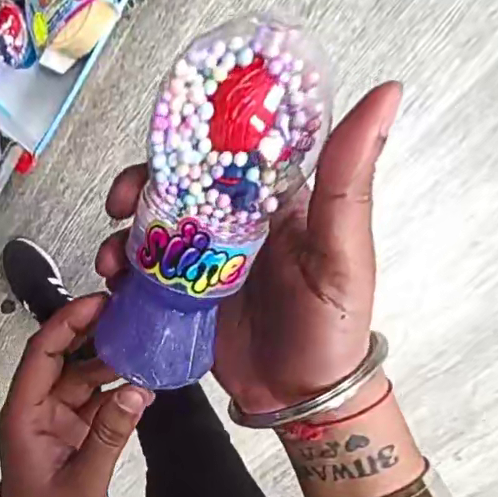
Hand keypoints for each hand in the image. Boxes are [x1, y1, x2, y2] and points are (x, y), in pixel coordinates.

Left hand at [0, 294, 152, 496]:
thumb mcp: (83, 480)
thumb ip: (110, 435)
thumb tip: (138, 392)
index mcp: (24, 414)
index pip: (41, 353)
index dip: (68, 323)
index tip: (98, 303)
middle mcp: (37, 409)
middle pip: (62, 358)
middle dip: (91, 333)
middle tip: (126, 313)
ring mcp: (55, 420)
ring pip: (81, 377)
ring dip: (109, 362)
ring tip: (141, 343)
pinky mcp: (72, 432)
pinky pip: (94, 401)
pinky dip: (116, 391)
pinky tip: (140, 380)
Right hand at [95, 81, 403, 413]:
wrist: (301, 400)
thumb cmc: (333, 332)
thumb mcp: (344, 258)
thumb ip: (348, 184)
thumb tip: (383, 97)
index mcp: (278, 204)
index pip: (233, 150)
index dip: (194, 136)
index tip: (164, 139)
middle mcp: (239, 228)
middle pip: (182, 186)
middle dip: (144, 187)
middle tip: (122, 201)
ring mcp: (210, 264)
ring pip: (159, 230)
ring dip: (128, 234)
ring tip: (114, 258)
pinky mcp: (189, 299)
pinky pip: (152, 276)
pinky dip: (128, 275)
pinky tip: (118, 284)